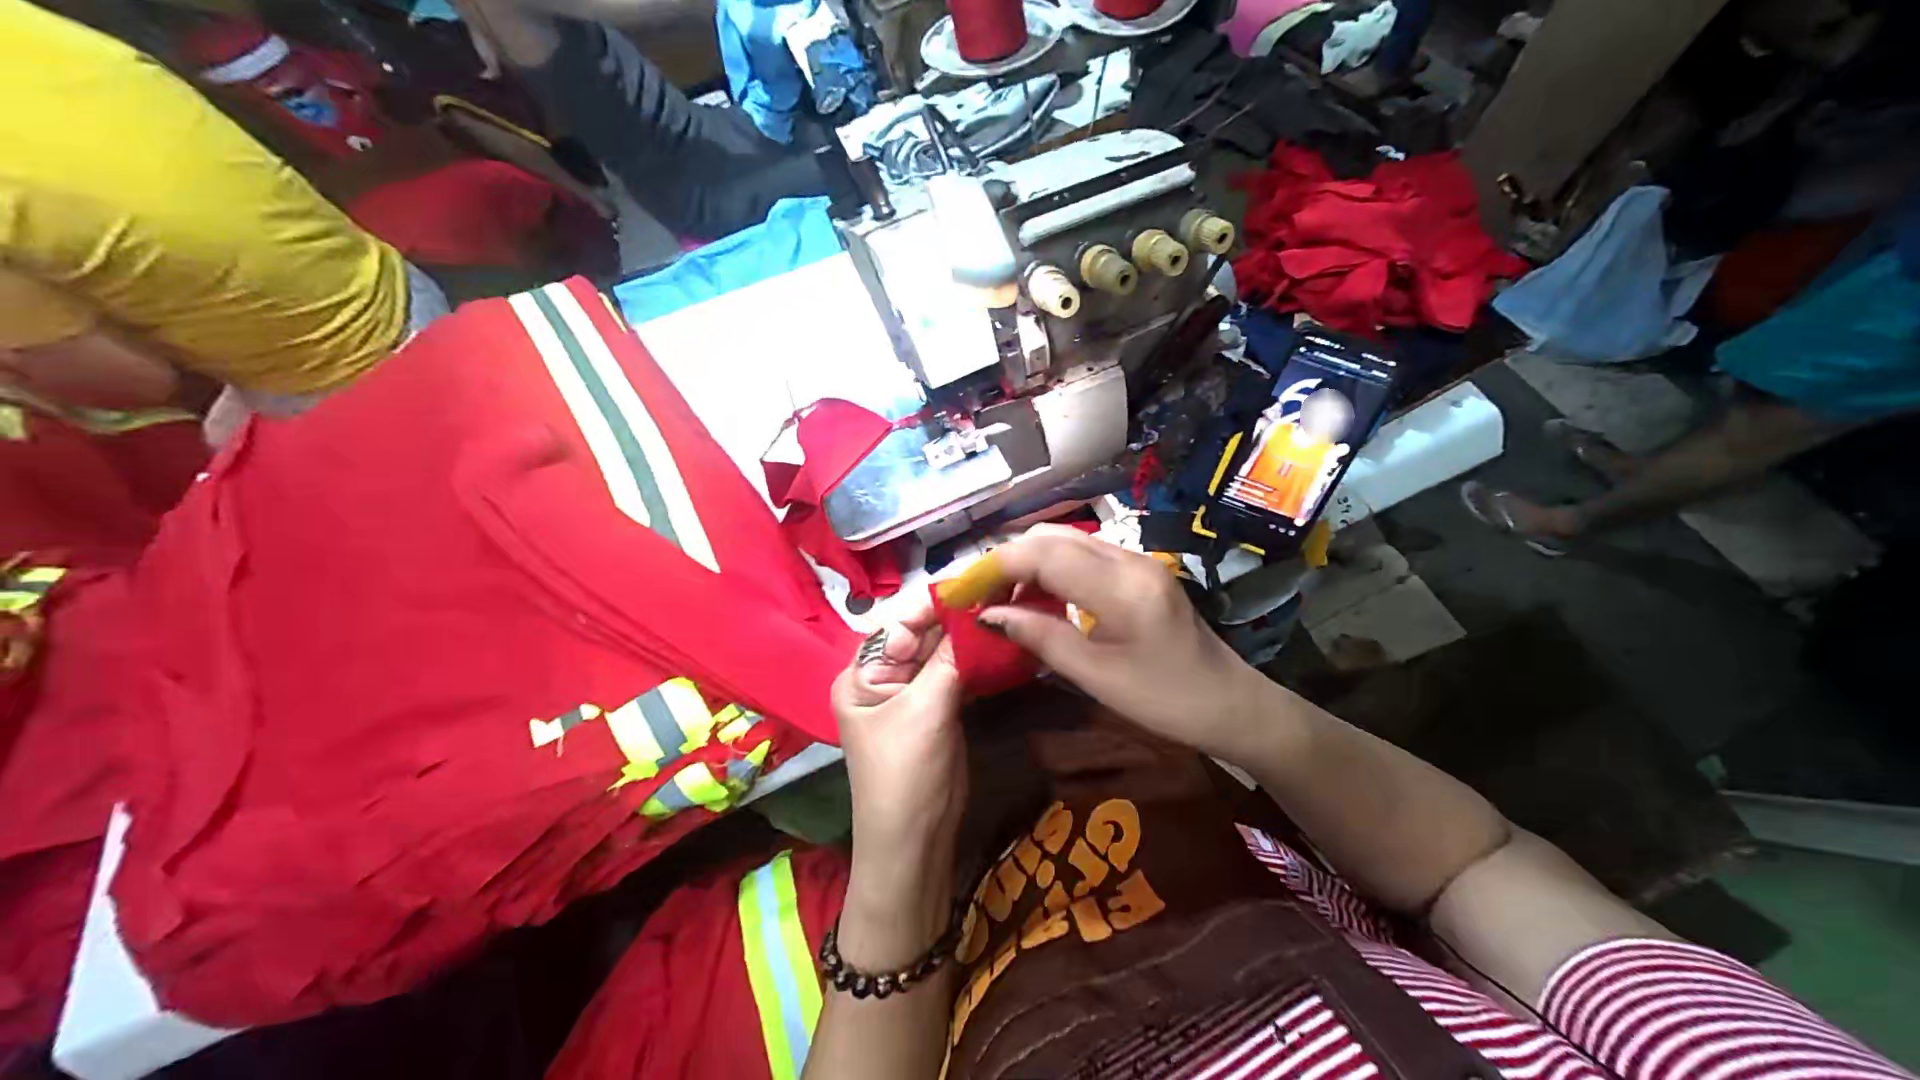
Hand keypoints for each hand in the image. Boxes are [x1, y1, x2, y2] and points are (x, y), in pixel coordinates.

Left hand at [829, 595, 965, 965]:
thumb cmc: (906, 775)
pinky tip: (1002, 638)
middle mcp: (882, 678)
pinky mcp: (939, 708)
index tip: (973, 582)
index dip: (933, 603)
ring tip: (1006, 602)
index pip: (897, 625)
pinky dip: (977, 658)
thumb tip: (973, 608)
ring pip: (943, 652)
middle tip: (999, 586)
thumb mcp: (924, 711)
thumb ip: (947, 659)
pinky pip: (956, 672)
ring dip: (970, 634)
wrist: (917, 843)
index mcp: (860, 674)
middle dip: (957, 615)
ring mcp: (912, 693)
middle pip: (922, 635)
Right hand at [977, 526, 1269, 763]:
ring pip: (1066, 541)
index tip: (962, 590)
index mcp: (1120, 587)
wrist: (1230, 702)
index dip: (995, 566)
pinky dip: (1051, 568)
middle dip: (1008, 560)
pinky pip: (1083, 555)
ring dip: (1028, 562)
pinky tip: (1038, 597)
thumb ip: (1040, 638)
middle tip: (979, 596)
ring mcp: (1136, 561)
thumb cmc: (1165, 700)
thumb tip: (989, 615)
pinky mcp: (1139, 570)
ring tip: (1002, 599)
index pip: (1043, 555)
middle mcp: (1128, 560)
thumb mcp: (1096, 676)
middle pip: (1051, 537)